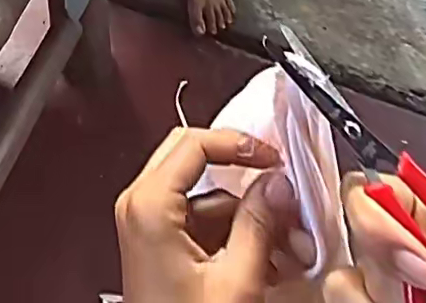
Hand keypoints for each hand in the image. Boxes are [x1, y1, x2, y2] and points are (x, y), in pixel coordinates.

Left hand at [117, 127, 305, 302]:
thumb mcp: (235, 282)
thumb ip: (259, 223)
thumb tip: (277, 182)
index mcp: (149, 204)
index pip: (196, 143)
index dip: (239, 143)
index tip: (272, 157)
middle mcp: (140, 205)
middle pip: (194, 157)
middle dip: (241, 172)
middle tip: (275, 182)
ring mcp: (147, 225)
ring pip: (200, 192)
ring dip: (244, 209)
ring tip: (285, 237)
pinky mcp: (158, 246)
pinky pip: (197, 218)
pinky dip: (231, 229)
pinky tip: (266, 253)